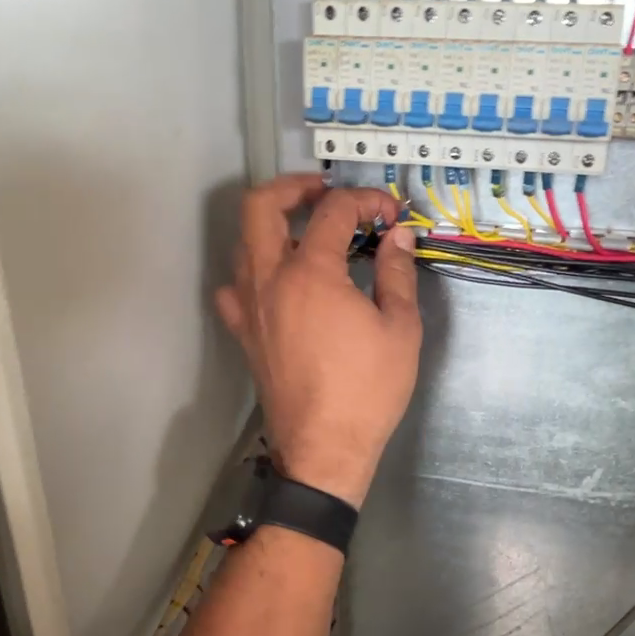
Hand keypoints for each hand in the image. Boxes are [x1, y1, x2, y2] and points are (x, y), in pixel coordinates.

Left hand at [216, 175, 420, 507]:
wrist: (325, 447)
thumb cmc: (369, 390)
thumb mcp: (400, 328)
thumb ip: (396, 273)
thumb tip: (398, 235)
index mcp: (310, 273)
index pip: (333, 212)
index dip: (365, 201)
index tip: (389, 213)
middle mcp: (269, 279)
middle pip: (261, 205)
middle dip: (295, 187)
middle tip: (326, 194)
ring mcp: (249, 306)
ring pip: (243, 242)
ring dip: (273, 224)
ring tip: (307, 234)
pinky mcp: (244, 333)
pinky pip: (234, 287)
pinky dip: (252, 271)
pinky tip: (277, 282)